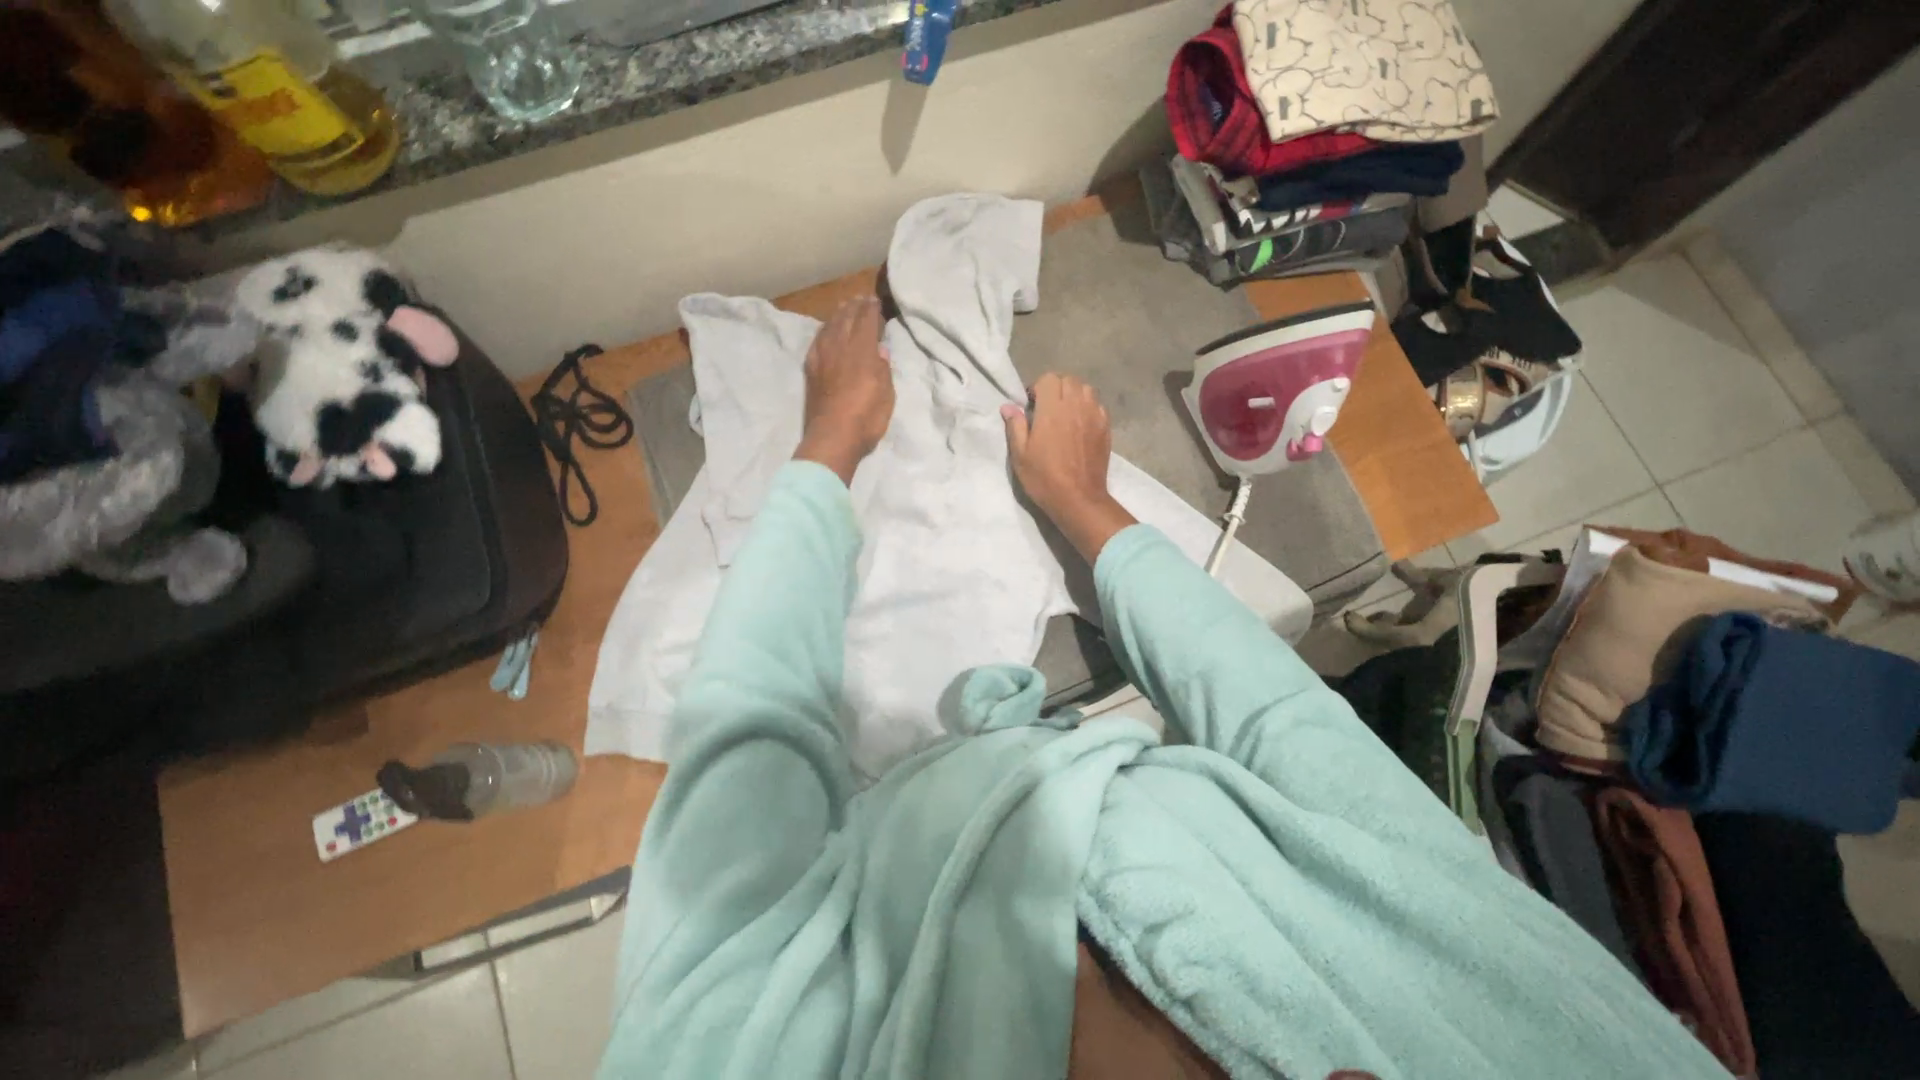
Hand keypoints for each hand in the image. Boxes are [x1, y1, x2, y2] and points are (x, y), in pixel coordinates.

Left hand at [795, 296, 893, 483]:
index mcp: (862, 352)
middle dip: (854, 307)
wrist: (832, 437)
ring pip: (829, 327)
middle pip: (846, 319)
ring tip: (843, 308)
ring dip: (838, 315)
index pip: (866, 321)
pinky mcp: (811, 370)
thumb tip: (880, 350)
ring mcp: (822, 358)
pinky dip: (823, 331)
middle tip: (859, 299)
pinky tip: (825, 331)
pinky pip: (817, 341)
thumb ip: (883, 369)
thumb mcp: (886, 395)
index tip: (874, 300)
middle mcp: (840, 348)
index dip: (871, 309)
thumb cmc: (866, 418)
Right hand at [1002, 374, 1136, 560]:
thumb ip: (1015, 426)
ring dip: (1074, 395)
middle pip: (1068, 380)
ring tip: (1065, 413)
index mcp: (1052, 409)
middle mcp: (1076, 405)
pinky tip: (1080, 425)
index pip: (1048, 379)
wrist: (1078, 498)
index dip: (1038, 388)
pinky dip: (1088, 408)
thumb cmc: (1044, 477)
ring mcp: (1094, 415)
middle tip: (1047, 409)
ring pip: (1086, 389)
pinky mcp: (1106, 427)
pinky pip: (1098, 406)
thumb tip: (1008, 406)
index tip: (1032, 406)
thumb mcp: (1020, 454)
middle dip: (1056, 388)